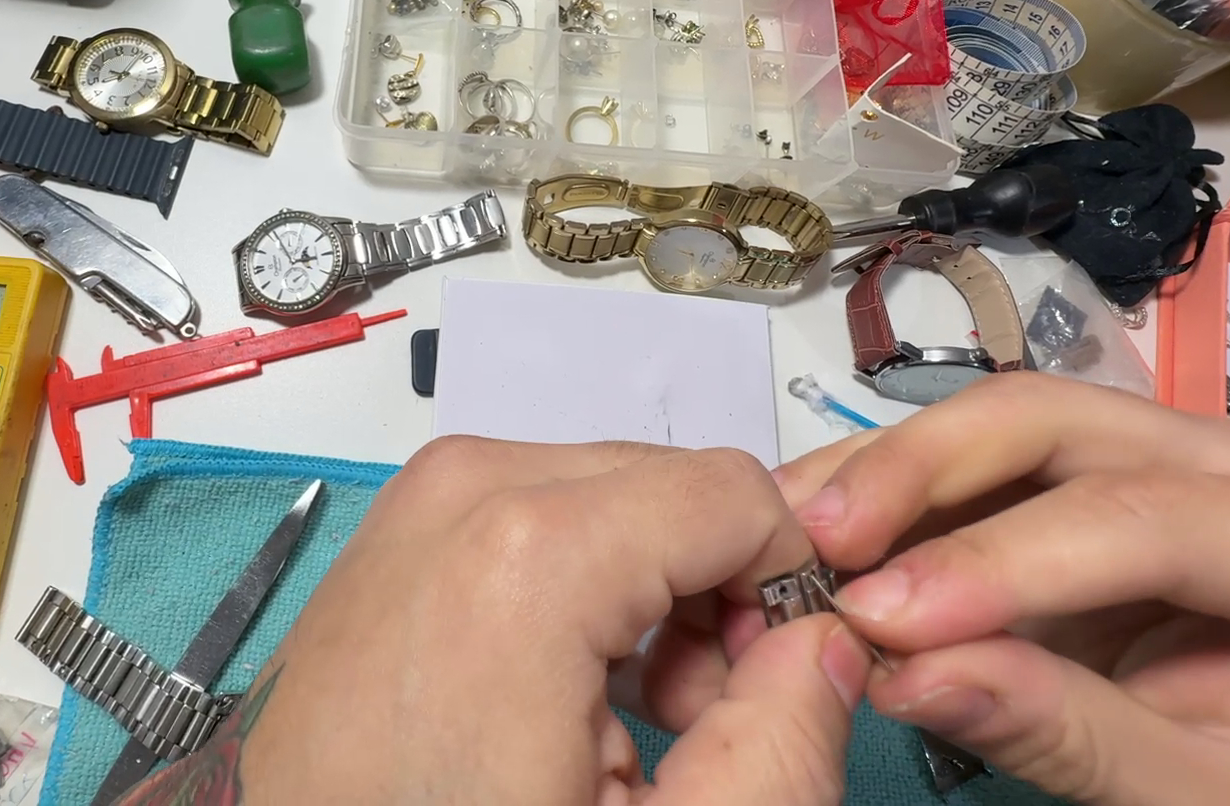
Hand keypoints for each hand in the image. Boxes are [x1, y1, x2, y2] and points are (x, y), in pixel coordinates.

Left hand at [127, 437, 874, 804]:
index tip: (766, 679)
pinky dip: (579, 572)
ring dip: (645, 585)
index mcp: (532, 548)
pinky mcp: (406, 508)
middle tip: (687, 713)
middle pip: (667, 484)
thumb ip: (779, 747)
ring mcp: (427, 486)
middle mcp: (471, 481)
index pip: (733, 490)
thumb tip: (823, 642)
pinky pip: (538, 502)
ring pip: (608, 490)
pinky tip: (555, 671)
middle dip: (710, 587)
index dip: (783, 583)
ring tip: (620, 710)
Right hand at [775, 373, 1229, 803]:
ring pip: (985, 419)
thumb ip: (1078, 738)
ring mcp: (1151, 445)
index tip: (876, 619)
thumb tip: (903, 678)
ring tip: (788, 522)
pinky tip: (823, 515)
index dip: (994, 563)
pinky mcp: (1079, 465)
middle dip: (909, 471)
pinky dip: (883, 480)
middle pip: (1039, 418)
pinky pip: (968, 453)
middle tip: (817, 539)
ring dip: (875, 466)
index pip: (1136, 520)